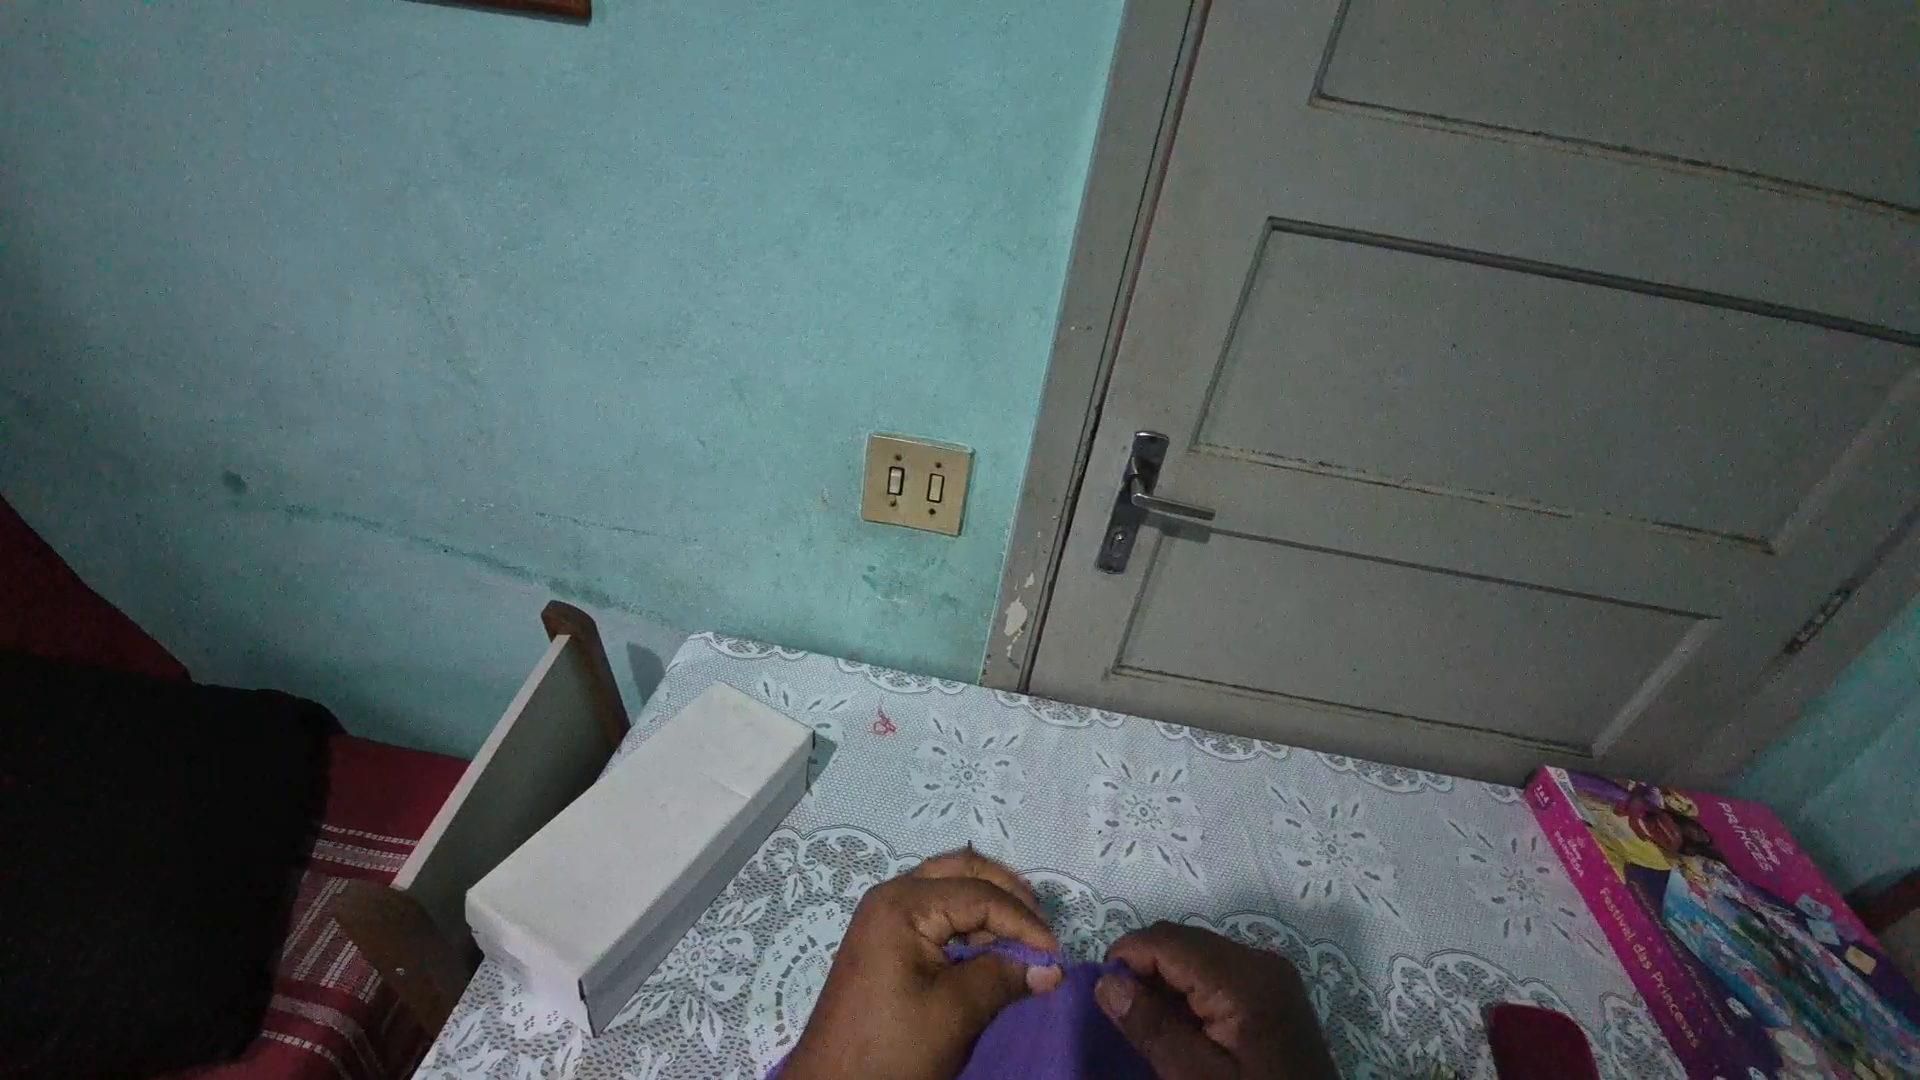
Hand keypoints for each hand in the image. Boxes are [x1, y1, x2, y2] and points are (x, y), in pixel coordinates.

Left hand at [781, 850, 1064, 1079]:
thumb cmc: (891, 1050)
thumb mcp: (954, 1013)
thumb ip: (1003, 977)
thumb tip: (1051, 967)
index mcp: (903, 902)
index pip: (978, 894)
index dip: (1022, 921)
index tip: (1055, 955)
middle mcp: (892, 894)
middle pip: (963, 870)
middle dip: (1007, 894)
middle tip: (1040, 930)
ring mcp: (886, 913)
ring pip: (950, 886)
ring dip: (989, 906)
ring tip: (1022, 942)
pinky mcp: (886, 936)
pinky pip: (936, 910)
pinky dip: (968, 922)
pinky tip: (990, 949)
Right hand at [1096, 922, 1338, 1079]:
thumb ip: (1152, 1027)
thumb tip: (1105, 981)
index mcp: (1243, 977)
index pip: (1165, 940)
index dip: (1126, 958)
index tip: (1102, 996)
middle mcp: (1259, 960)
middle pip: (1180, 941)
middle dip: (1144, 969)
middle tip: (1124, 1017)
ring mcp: (1270, 975)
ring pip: (1195, 954)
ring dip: (1165, 980)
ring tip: (1151, 1026)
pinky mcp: (1272, 993)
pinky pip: (1216, 972)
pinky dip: (1190, 991)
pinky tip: (1183, 1028)